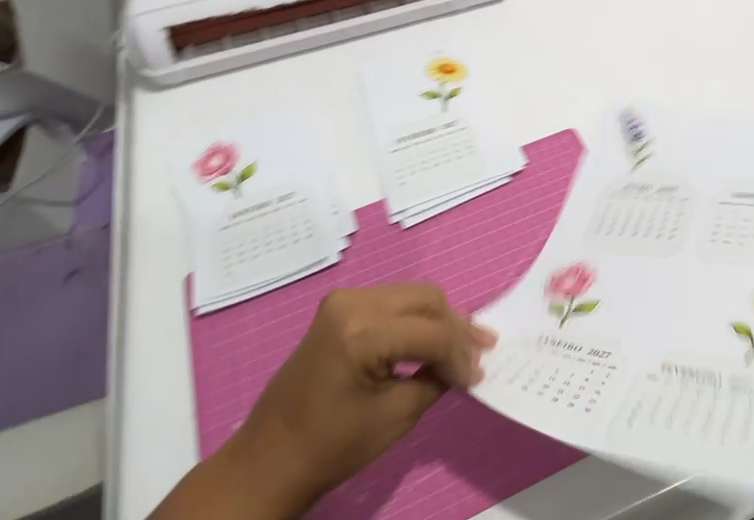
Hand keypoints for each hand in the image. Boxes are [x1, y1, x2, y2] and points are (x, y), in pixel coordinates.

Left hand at [151, 284, 495, 519]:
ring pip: (411, 296)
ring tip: (466, 345)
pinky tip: (433, 339)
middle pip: (425, 299)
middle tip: (482, 352)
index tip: (477, 378)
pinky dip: (416, 319)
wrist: (272, 456)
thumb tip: (463, 364)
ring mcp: (342, 300)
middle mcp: (352, 303)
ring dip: (439, 320)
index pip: (431, 332)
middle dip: (455, 327)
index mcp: (361, 332)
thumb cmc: (332, 445)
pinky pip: (391, 303)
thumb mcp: (396, 416)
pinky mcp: (339, 307)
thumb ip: (434, 380)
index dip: (459, 354)